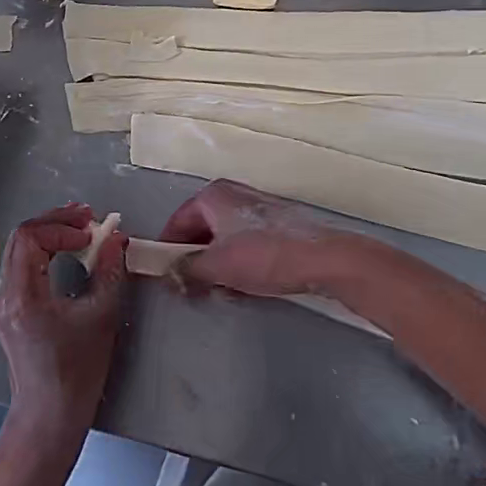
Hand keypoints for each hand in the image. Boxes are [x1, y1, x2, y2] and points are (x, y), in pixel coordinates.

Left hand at [0, 204, 128, 438]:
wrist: (49, 416)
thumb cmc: (76, 372)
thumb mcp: (101, 316)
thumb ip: (109, 271)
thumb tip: (116, 239)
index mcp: (22, 296)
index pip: (31, 238)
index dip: (62, 226)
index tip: (90, 232)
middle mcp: (4, 295)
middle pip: (22, 238)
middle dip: (56, 222)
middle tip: (88, 217)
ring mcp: (2, 303)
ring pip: (20, 250)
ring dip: (50, 234)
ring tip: (81, 229)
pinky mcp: (8, 310)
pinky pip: (22, 266)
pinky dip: (44, 251)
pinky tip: (66, 251)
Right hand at [158, 179, 361, 296]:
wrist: (323, 258)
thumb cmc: (265, 255)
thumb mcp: (218, 266)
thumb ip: (188, 269)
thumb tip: (170, 275)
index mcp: (213, 196)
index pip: (177, 221)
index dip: (166, 248)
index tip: (163, 274)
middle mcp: (233, 195)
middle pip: (201, 228)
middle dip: (194, 259)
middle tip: (190, 287)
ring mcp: (256, 208)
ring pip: (224, 238)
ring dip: (216, 264)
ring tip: (218, 290)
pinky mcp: (276, 225)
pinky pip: (245, 243)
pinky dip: (238, 262)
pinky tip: (244, 285)